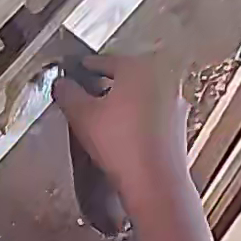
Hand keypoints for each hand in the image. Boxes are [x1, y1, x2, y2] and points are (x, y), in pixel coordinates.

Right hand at [53, 52, 191, 198]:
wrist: (153, 180)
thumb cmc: (118, 142)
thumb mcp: (81, 115)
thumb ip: (68, 94)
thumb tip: (62, 84)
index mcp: (139, 68)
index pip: (105, 61)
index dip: (86, 67)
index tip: (75, 72)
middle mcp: (162, 78)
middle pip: (126, 76)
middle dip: (105, 85)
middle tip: (85, 95)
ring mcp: (175, 102)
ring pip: (140, 95)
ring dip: (122, 102)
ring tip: (102, 117)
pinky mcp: (179, 125)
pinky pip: (152, 113)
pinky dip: (136, 118)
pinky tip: (122, 133)